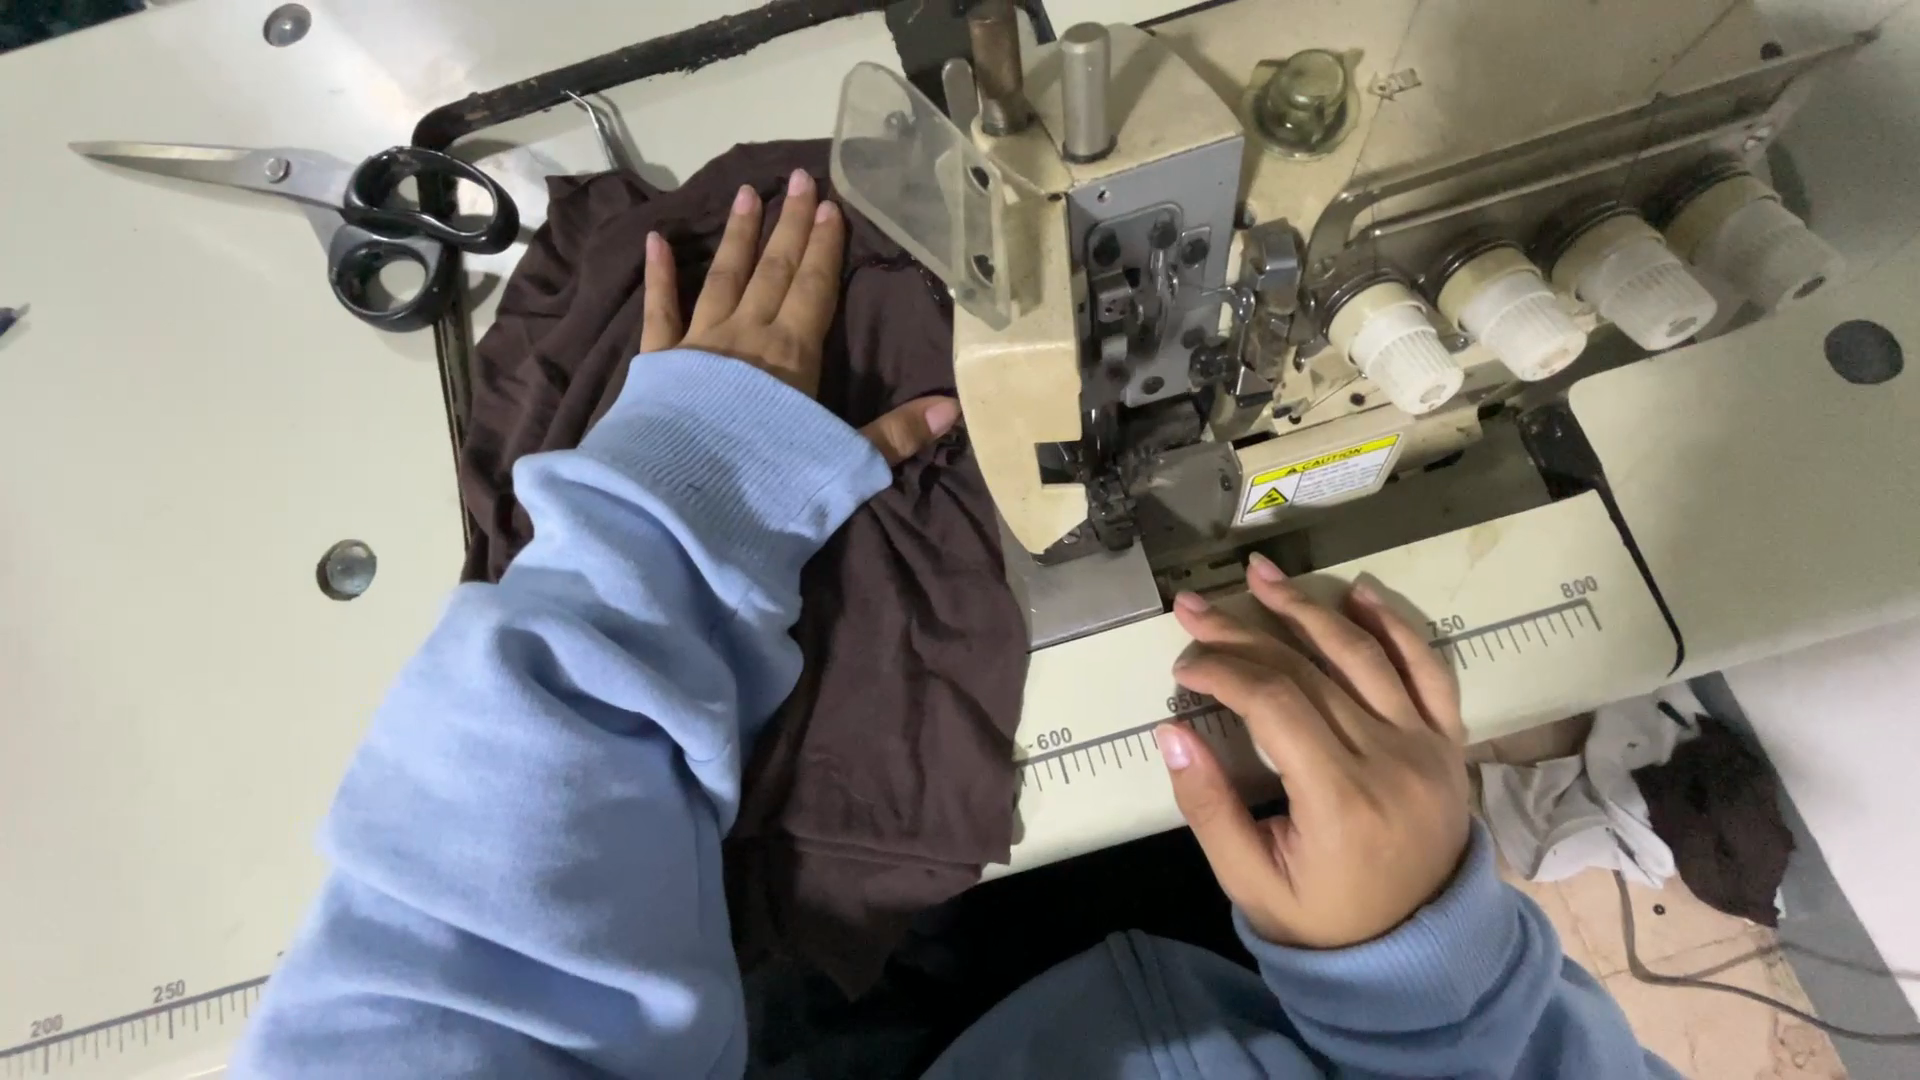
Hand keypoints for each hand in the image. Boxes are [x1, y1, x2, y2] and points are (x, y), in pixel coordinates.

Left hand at [639, 169, 959, 463]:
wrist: (686, 505)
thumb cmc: (770, 484)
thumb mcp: (845, 462)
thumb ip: (895, 434)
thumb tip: (952, 410)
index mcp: (791, 354)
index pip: (814, 288)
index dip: (825, 247)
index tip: (831, 204)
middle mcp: (746, 336)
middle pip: (773, 270)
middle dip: (789, 225)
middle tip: (799, 179)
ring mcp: (698, 346)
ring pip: (723, 278)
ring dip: (738, 237)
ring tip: (746, 195)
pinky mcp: (658, 366)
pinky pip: (660, 312)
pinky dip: (659, 276)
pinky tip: (656, 241)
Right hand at [1154, 553, 1470, 948]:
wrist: (1417, 954)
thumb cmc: (1321, 919)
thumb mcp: (1248, 880)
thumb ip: (1207, 806)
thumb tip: (1170, 733)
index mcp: (1342, 800)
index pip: (1273, 704)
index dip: (1221, 672)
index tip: (1182, 667)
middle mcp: (1392, 761)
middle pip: (1307, 671)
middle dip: (1240, 633)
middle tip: (1191, 608)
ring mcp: (1428, 746)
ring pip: (1363, 655)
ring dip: (1306, 608)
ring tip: (1260, 574)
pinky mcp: (1448, 743)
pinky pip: (1429, 670)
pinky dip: (1396, 627)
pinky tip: (1359, 593)